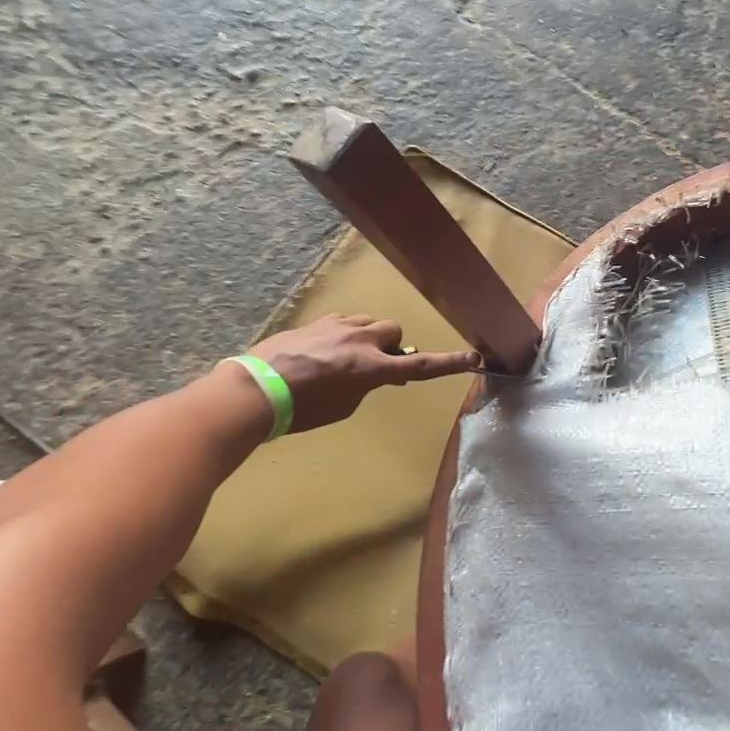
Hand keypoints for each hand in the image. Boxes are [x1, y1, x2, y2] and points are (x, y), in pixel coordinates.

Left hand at [244, 314, 480, 431]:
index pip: (419, 367)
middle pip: (394, 330)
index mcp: (371, 369)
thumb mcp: (343, 407)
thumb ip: (365, 387)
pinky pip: (344, 320)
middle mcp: (360, 341)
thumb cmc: (302, 410)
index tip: (472, 358)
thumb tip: (371, 375)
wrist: (257, 389)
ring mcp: (338, 326)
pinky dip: (345, 332)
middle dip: (391, 346)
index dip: (448, 364)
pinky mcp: (317, 321)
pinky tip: (326, 348)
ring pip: (369, 322)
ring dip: (368, 337)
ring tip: (348, 357)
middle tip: (376, 365)